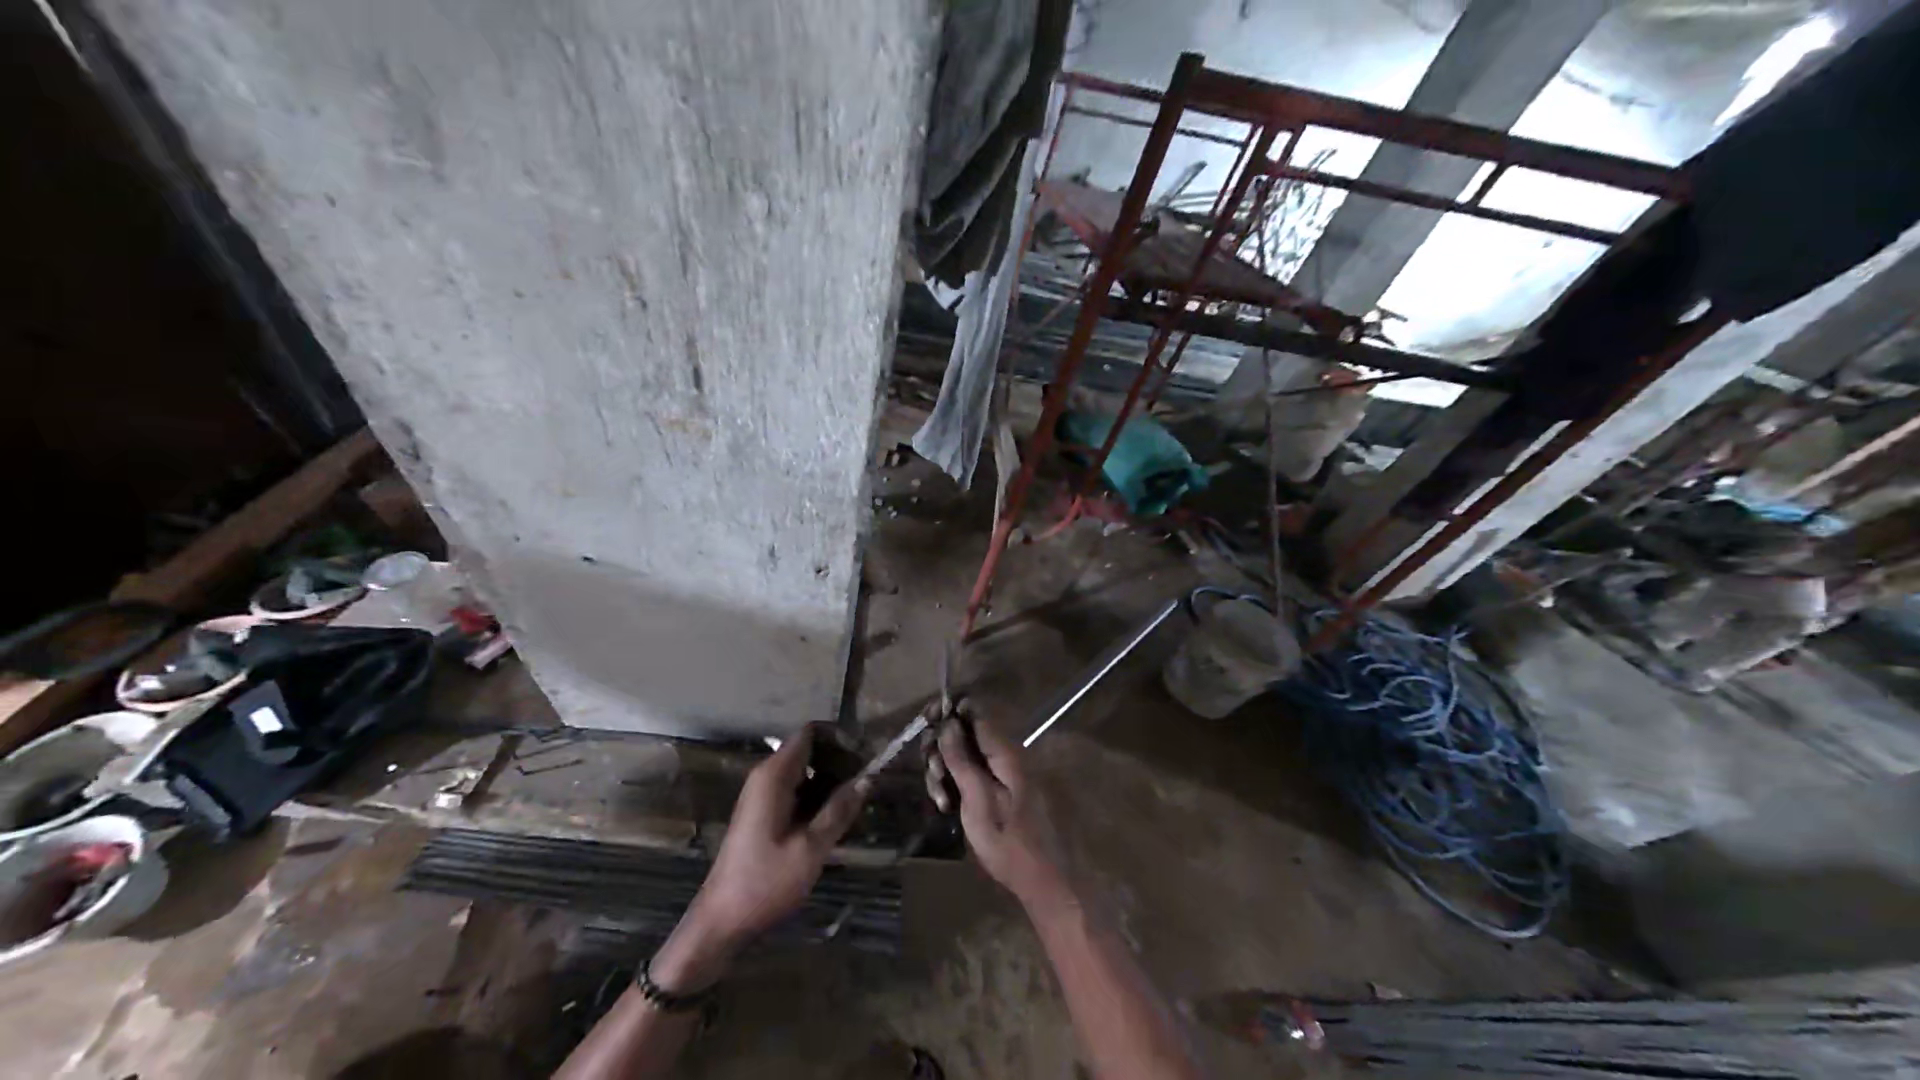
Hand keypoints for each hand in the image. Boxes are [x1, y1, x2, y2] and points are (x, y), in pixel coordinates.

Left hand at [654, 725, 867, 990]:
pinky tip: (840, 813)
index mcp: (774, 776)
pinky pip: (799, 790)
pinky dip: (819, 795)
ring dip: (833, 778)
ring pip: (806, 771)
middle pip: (810, 749)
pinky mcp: (766, 813)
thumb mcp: (811, 848)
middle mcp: (767, 777)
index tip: (866, 752)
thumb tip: (868, 777)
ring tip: (862, 795)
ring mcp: (764, 795)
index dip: (840, 736)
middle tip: (870, 777)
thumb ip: (839, 809)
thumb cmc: (765, 883)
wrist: (721, 922)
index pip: (810, 733)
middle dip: (841, 758)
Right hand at [926, 709, 1071, 912]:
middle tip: (934, 774)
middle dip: (942, 749)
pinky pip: (970, 776)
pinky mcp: (996, 792)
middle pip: (965, 735)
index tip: (926, 723)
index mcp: (1004, 752)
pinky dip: (955, 786)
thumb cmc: (1009, 841)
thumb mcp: (978, 799)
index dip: (948, 712)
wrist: (1040, 879)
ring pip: (963, 757)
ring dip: (945, 772)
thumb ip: (962, 759)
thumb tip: (948, 722)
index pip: (974, 714)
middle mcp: (1004, 757)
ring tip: (941, 800)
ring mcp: (1001, 775)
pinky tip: (945, 807)